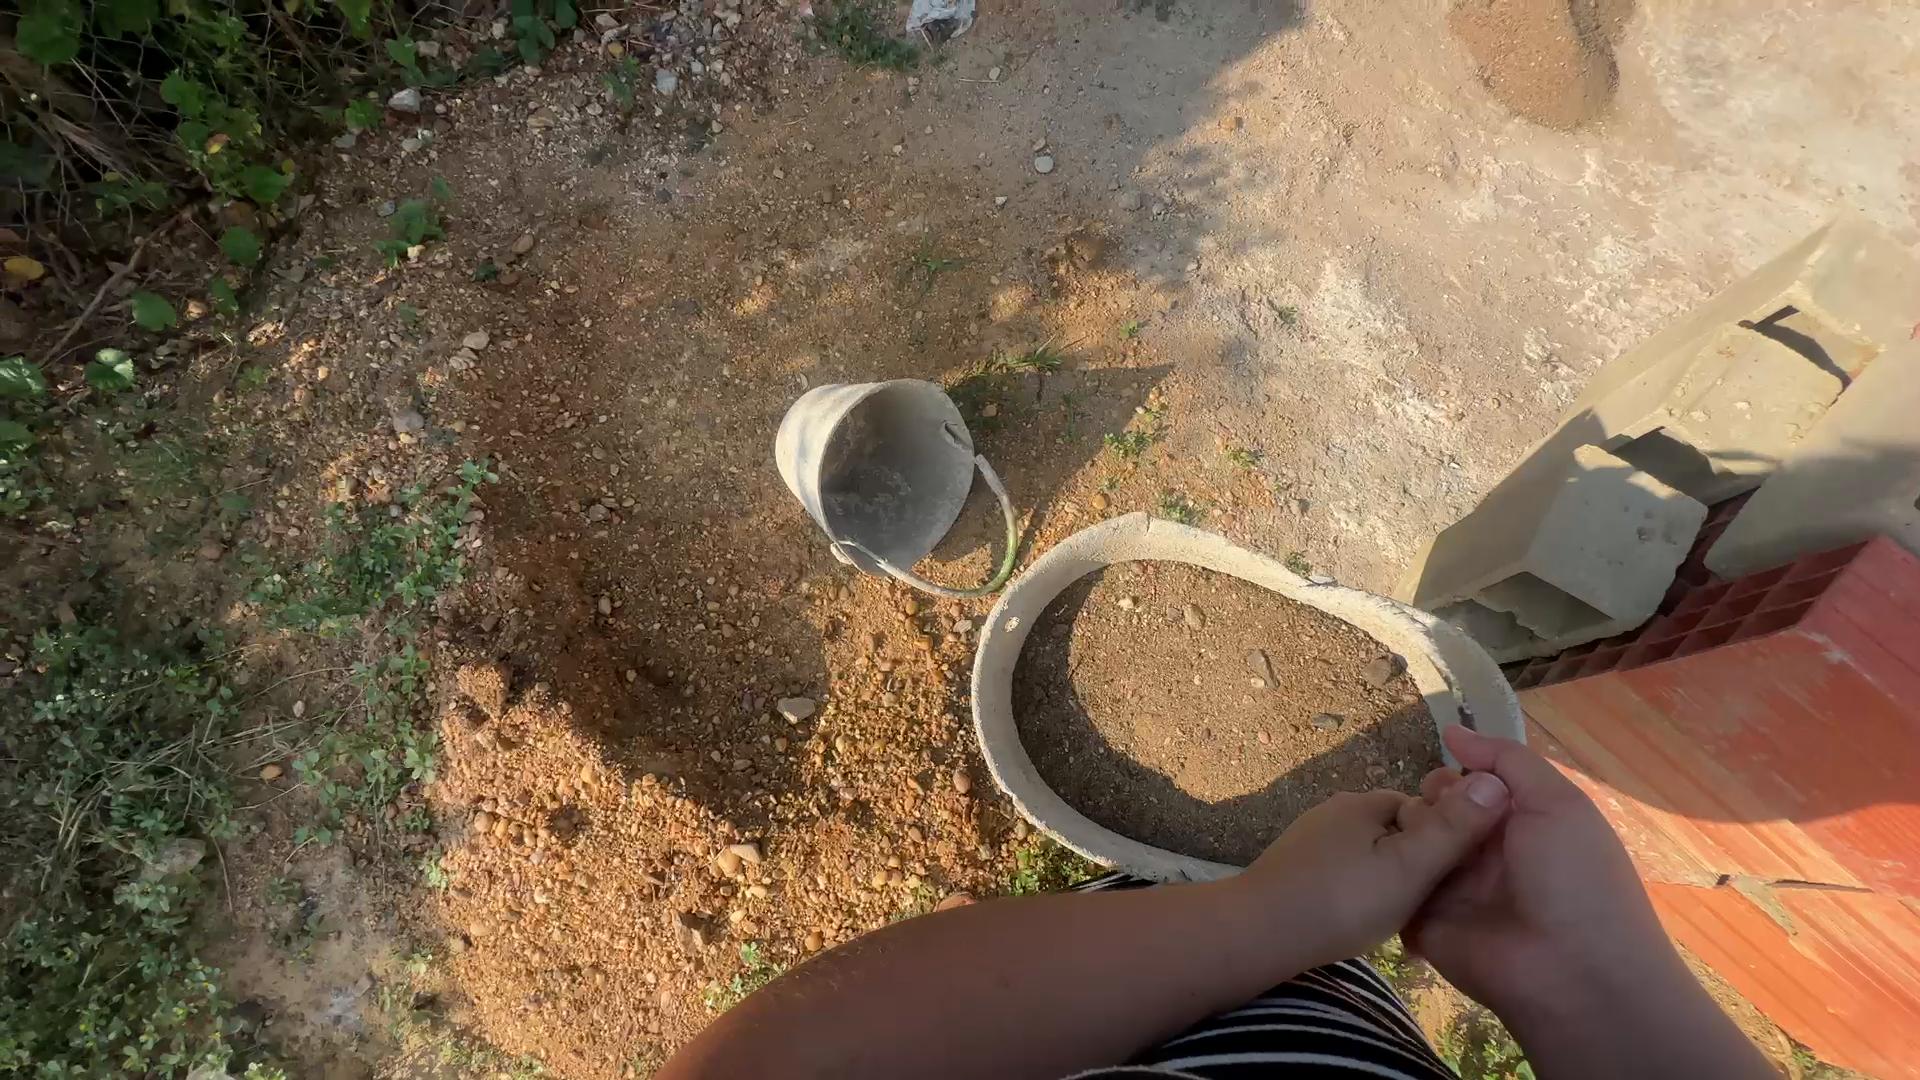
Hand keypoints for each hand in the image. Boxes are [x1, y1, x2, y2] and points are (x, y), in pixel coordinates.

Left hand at [1238, 763, 1511, 968]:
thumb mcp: (1409, 867)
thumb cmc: (1344, 898)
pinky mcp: (1299, 863)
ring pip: (1371, 853)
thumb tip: (1492, 781)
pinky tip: (1365, 917)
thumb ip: (1451, 830)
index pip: (1422, 808)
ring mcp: (1312, 836)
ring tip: (1401, 916)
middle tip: (1431, 905)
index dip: (1446, 841)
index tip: (1456, 880)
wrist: (1264, 927)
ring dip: (1391, 879)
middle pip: (1396, 831)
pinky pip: (1346, 870)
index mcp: (1362, 802)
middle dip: (1418, 862)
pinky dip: (1362, 889)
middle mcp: (1334, 810)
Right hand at [1403, 724, 1676, 1017]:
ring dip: (1407, 831)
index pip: (1465, 784)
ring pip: (1406, 836)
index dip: (1453, 777)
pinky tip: (1385, 859)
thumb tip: (1451, 729)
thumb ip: (1506, 760)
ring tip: (1417, 843)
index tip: (1454, 784)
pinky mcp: (1417, 913)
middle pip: (1431, 805)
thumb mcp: (1558, 805)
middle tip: (1441, 819)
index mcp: (1513, 827)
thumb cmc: (1574, 881)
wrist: (1570, 975)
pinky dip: (1384, 864)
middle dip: (1428, 801)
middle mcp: (1478, 852)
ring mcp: (1446, 884)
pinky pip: (1388, 876)